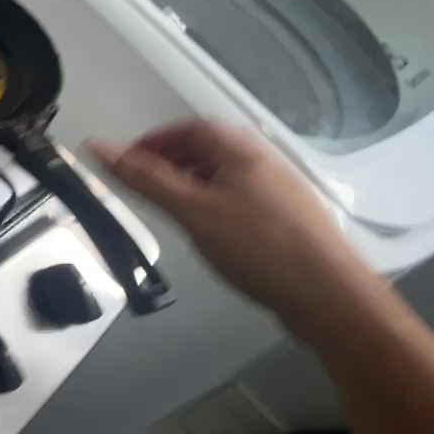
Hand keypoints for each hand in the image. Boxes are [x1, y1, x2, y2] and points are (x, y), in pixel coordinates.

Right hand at [90, 120, 387, 344]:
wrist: (338, 304)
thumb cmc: (258, 247)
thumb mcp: (190, 211)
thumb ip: (142, 178)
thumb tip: (96, 145)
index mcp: (241, 150)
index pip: (188, 128)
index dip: (154, 141)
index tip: (129, 164)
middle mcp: (265, 163)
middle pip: (208, 150)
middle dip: (170, 164)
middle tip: (145, 189)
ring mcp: (284, 194)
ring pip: (226, 178)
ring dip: (192, 187)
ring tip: (174, 214)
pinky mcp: (294, 223)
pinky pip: (243, 200)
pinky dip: (216, 206)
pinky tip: (213, 236)